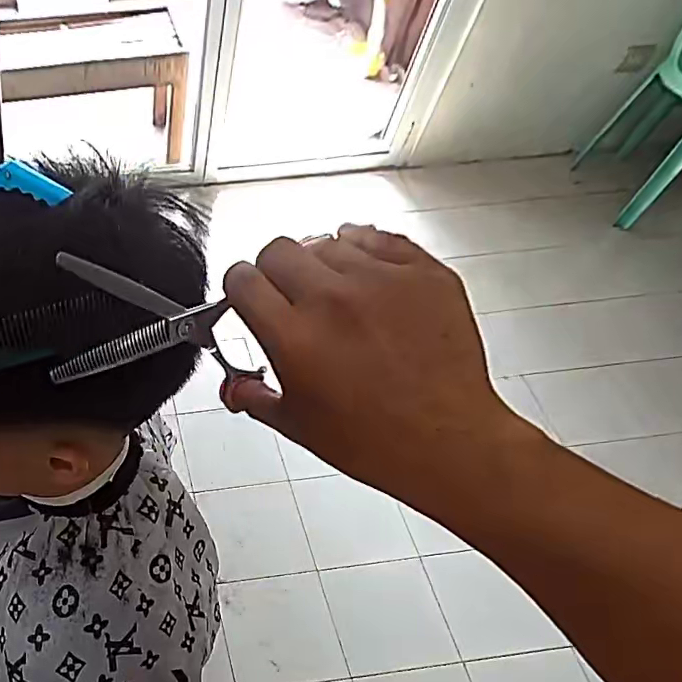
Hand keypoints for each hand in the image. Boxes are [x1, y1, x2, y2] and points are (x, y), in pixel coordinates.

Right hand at [220, 224, 530, 501]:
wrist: (446, 441)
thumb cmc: (380, 442)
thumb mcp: (300, 427)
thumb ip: (256, 398)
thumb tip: (236, 388)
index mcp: (295, 338)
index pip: (242, 280)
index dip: (239, 288)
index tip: (247, 295)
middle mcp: (334, 300)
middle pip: (280, 250)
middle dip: (274, 272)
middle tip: (287, 296)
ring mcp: (380, 281)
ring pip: (330, 240)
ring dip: (322, 264)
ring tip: (334, 297)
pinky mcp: (421, 273)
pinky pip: (381, 238)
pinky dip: (366, 252)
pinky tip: (366, 278)